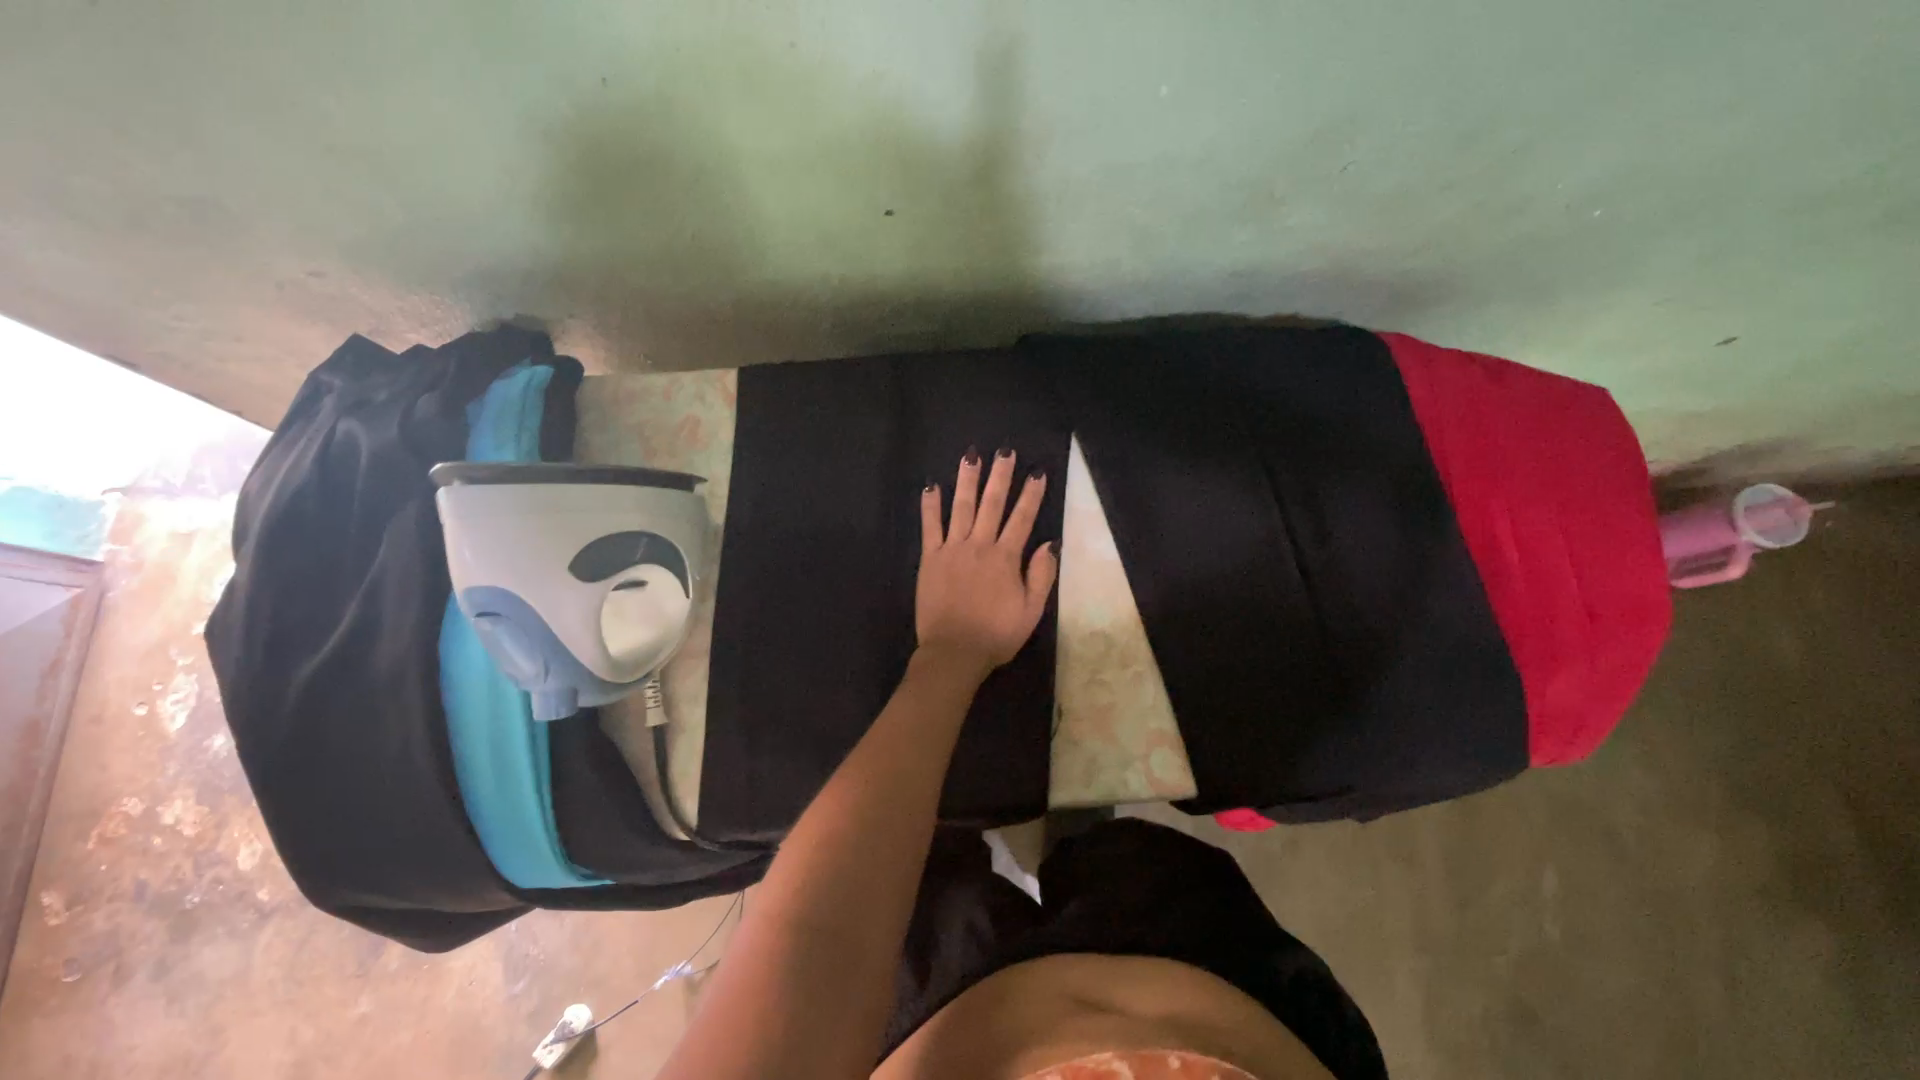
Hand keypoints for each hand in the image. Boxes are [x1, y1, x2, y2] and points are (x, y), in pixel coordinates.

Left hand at [916, 446, 1058, 679]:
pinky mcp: (930, 559)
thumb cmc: (996, 635)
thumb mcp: (1031, 611)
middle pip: (992, 504)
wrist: (954, 652)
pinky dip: (931, 506)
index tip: (1037, 472)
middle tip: (1005, 451)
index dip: (1031, 495)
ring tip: (971, 456)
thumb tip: (1049, 543)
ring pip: (961, 508)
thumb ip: (1041, 576)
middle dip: (1000, 476)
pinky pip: (930, 527)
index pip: (1022, 519)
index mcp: (1006, 559)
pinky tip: (931, 486)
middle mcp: (979, 546)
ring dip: (967, 480)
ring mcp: (952, 550)